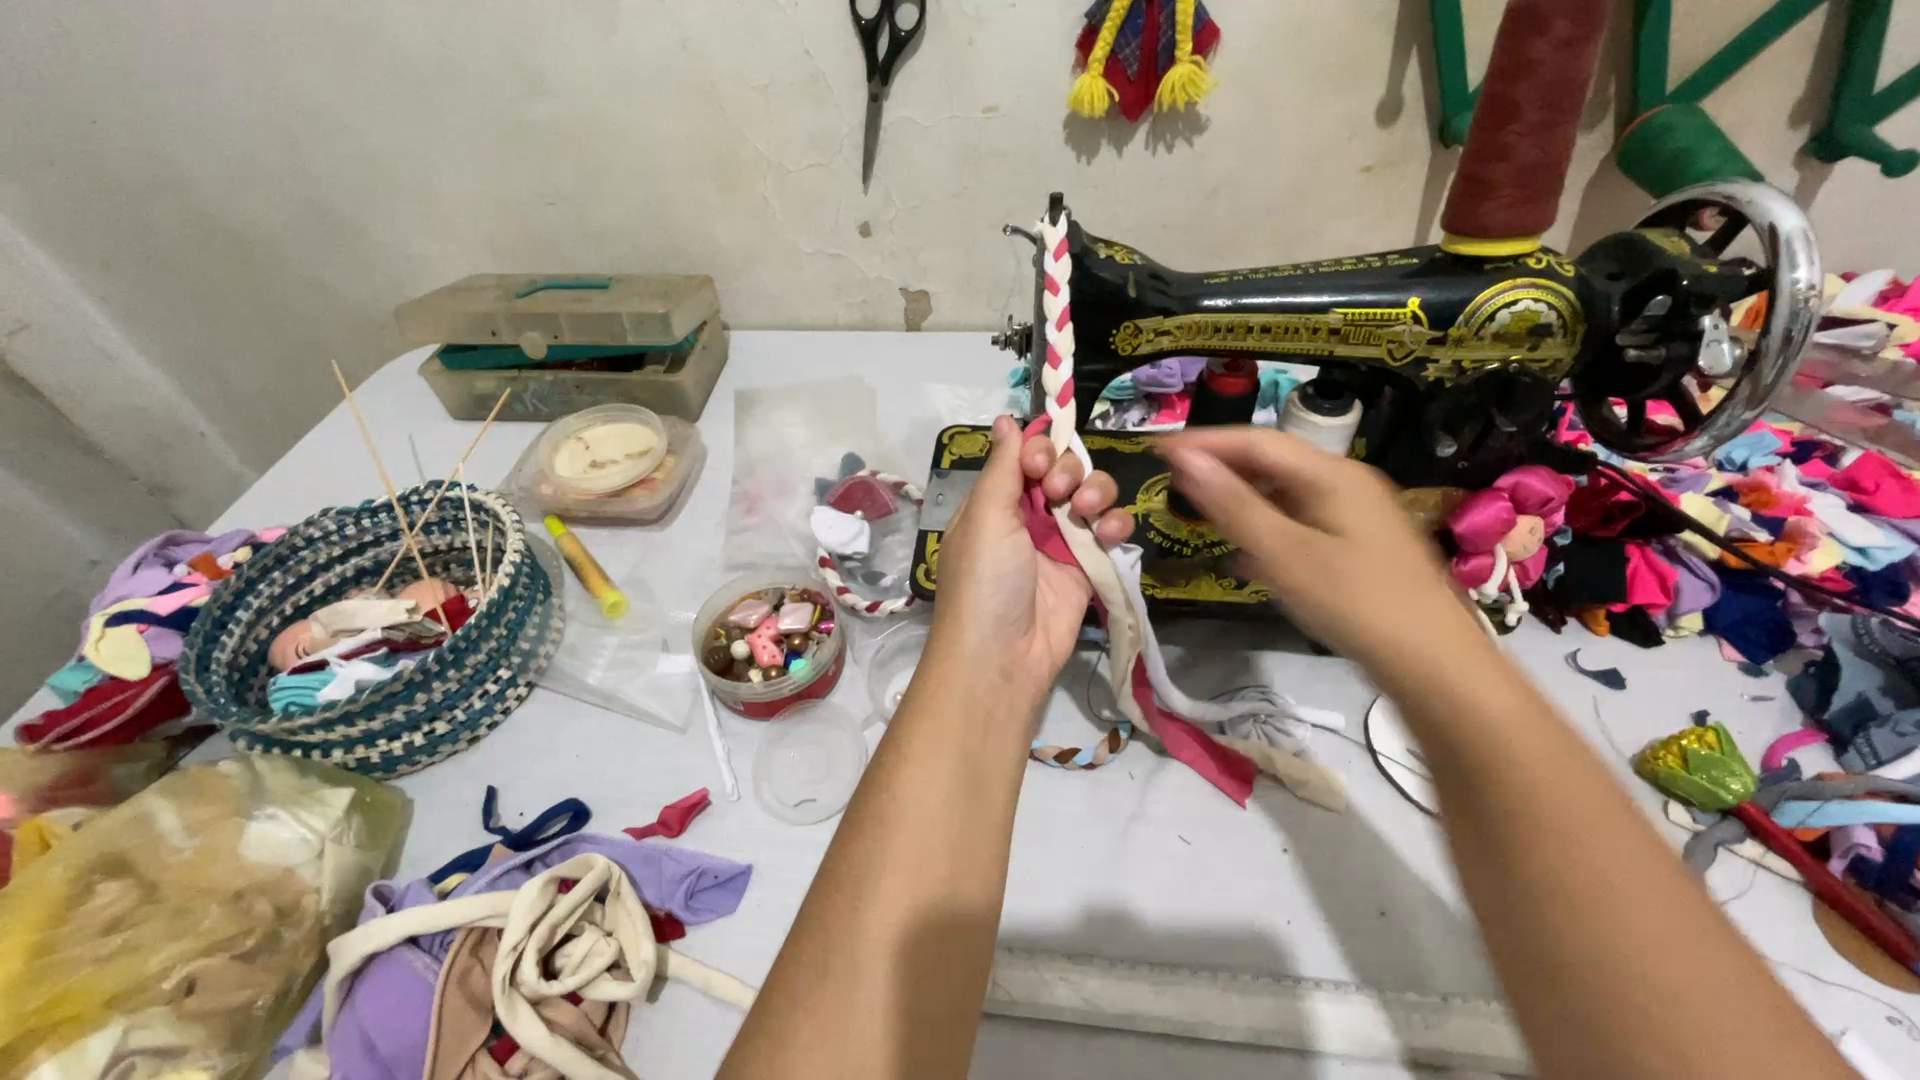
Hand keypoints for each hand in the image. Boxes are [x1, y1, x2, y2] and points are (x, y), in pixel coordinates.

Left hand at [927, 415, 1132, 705]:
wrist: (1003, 655)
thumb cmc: (985, 580)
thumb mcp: (985, 516)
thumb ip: (1003, 466)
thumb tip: (1005, 419)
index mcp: (996, 501)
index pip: (1027, 455)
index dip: (1040, 451)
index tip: (1040, 467)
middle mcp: (1029, 516)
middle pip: (1064, 469)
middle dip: (1068, 471)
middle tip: (1060, 495)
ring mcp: (1061, 541)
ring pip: (1092, 494)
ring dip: (1096, 492)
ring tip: (1085, 513)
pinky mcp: (1089, 567)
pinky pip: (1111, 531)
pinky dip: (1115, 525)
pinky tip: (1107, 535)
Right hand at [1160, 427, 1484, 673]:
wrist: (1431, 663)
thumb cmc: (1353, 602)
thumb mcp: (1283, 553)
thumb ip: (1231, 505)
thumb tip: (1184, 460)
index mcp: (1330, 475)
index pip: (1256, 441)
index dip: (1204, 442)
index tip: (1157, 449)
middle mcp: (1344, 483)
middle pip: (1272, 463)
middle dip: (1220, 468)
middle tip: (1172, 479)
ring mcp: (1353, 515)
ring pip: (1284, 494)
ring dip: (1239, 499)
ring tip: (1197, 512)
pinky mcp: (1355, 546)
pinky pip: (1298, 522)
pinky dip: (1263, 528)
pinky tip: (1241, 554)